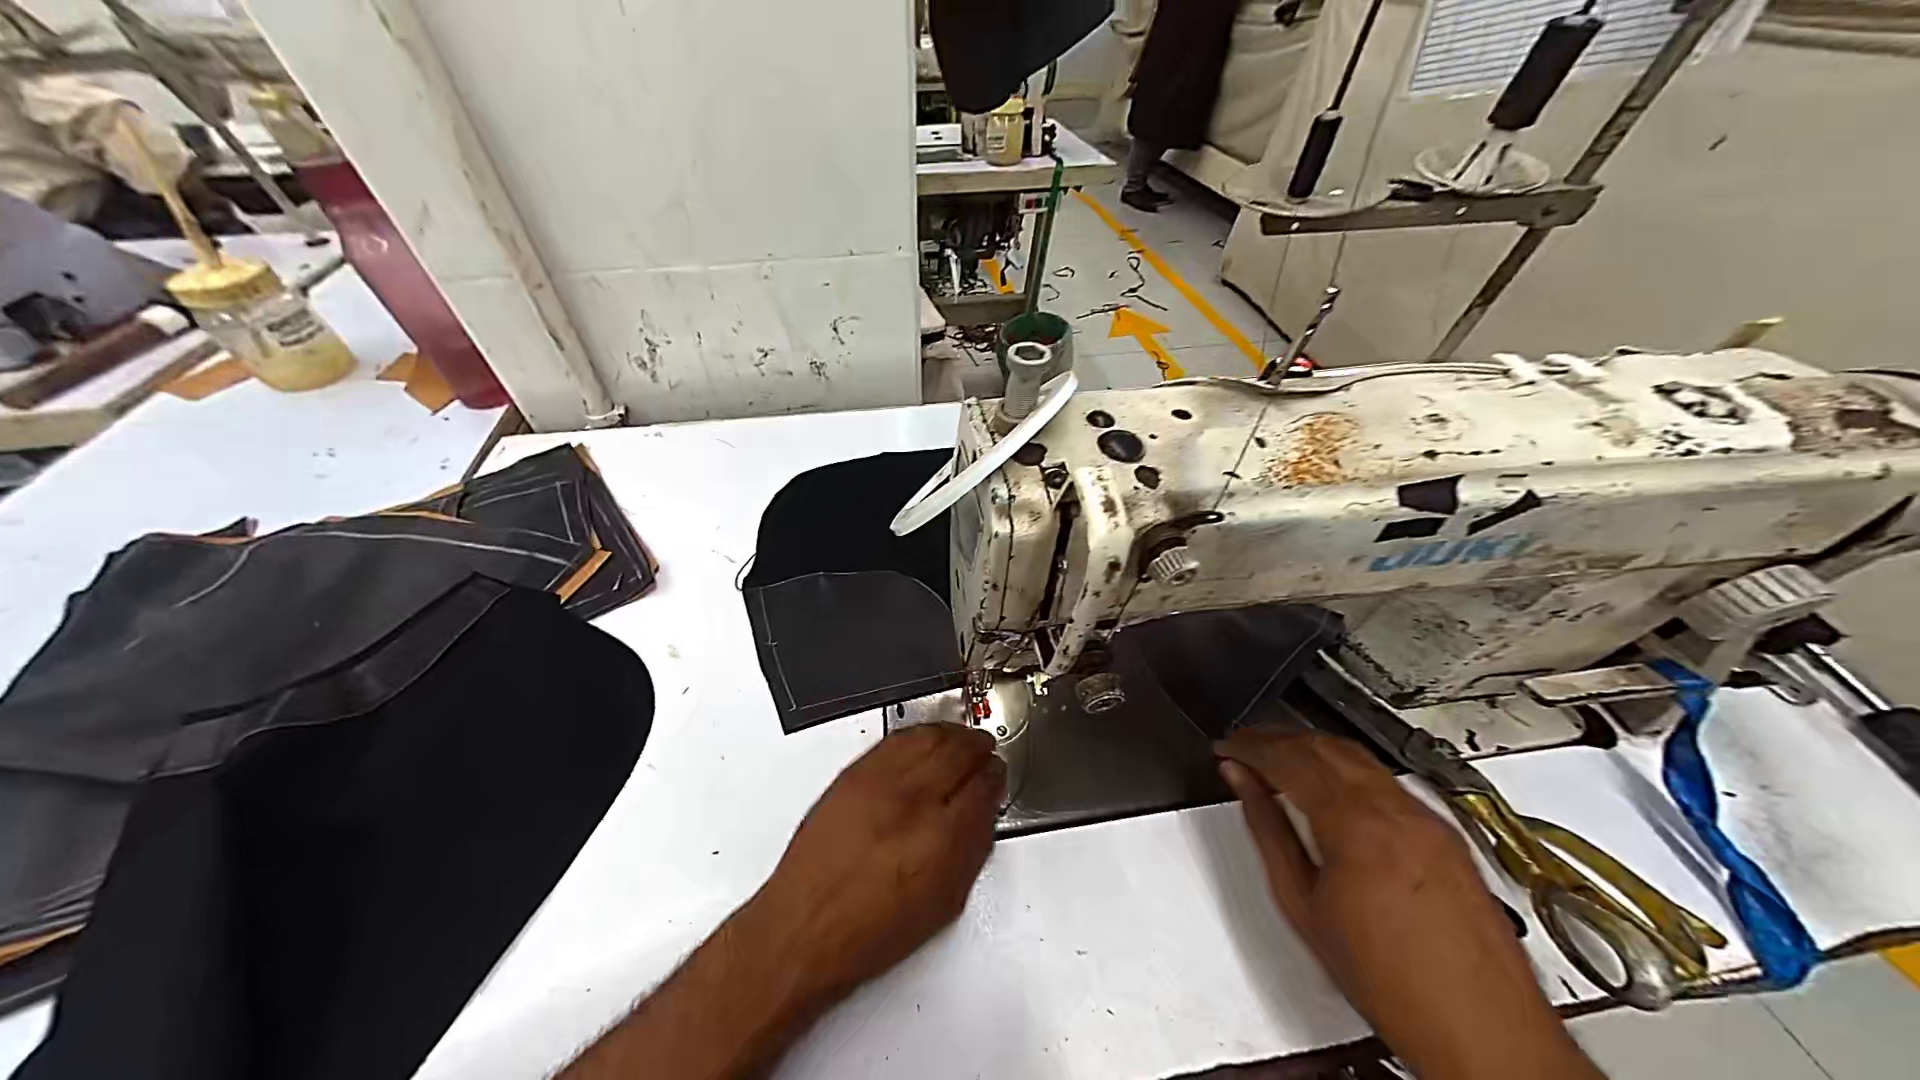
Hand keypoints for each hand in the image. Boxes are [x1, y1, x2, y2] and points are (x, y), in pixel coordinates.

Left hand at [743, 722, 1005, 1002]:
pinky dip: (917, 735)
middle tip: (985, 751)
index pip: (983, 785)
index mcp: (941, 837)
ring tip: (960, 740)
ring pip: (928, 736)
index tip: (997, 775)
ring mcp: (878, 784)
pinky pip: (894, 739)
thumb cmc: (864, 931)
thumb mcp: (941, 902)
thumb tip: (982, 816)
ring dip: (952, 734)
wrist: (802, 929)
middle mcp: (911, 802)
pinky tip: (924, 740)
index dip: (996, 776)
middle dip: (979, 748)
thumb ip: (971, 851)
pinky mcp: (851, 775)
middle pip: (959, 751)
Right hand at [1215, 729, 1602, 1079]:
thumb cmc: (1394, 986)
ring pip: (1356, 755)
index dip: (1249, 746)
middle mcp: (1398, 811)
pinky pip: (1384, 778)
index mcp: (1356, 826)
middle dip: (1275, 738)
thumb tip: (1242, 782)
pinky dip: (1344, 768)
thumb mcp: (1301, 903)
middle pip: (1323, 745)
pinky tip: (1325, 783)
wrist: (1483, 1036)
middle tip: (1244, 745)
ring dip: (1310, 748)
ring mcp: (1428, 819)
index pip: (1289, 758)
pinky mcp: (1446, 831)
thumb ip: (1266, 828)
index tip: (1228, 746)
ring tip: (1277, 758)